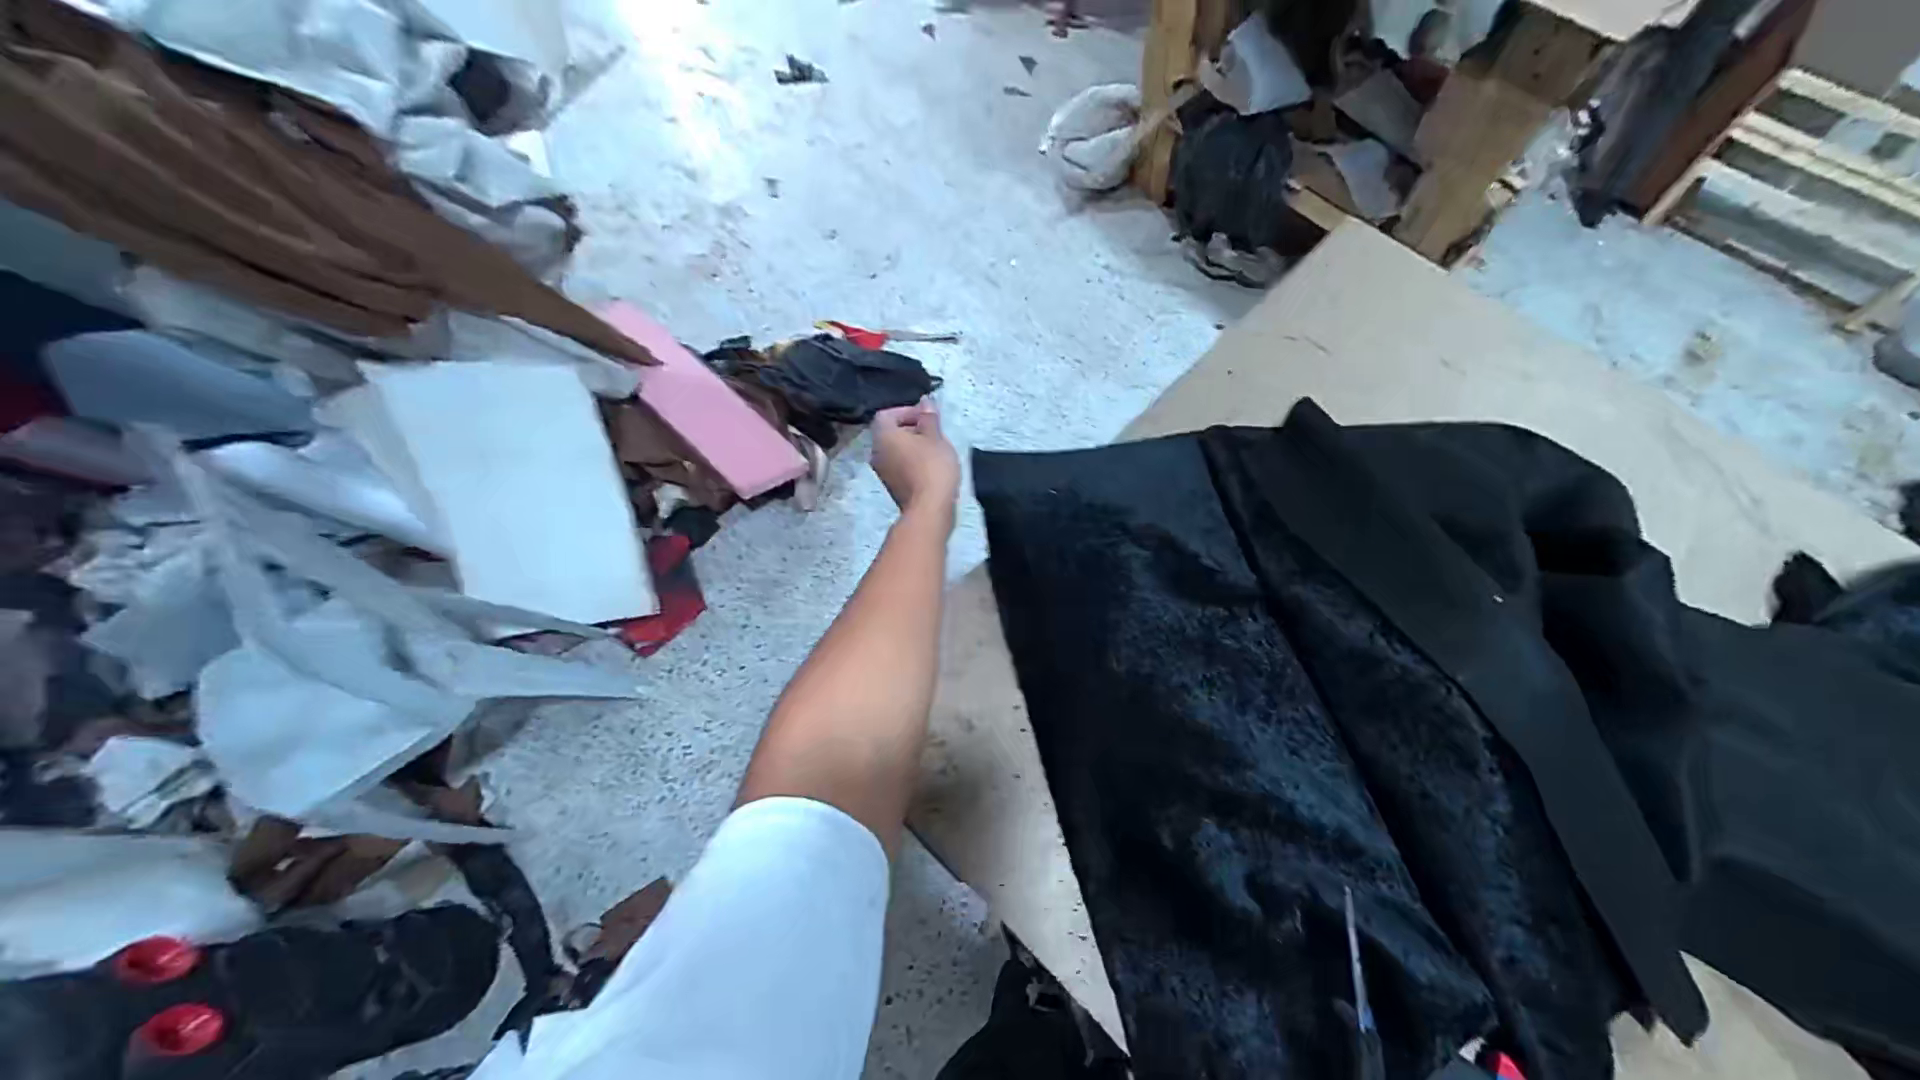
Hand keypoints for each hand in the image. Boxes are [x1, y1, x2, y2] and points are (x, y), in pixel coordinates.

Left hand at [871, 398, 959, 517]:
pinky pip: (900, 465)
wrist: (929, 508)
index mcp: (883, 436)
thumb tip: (925, 402)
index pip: (886, 414)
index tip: (927, 417)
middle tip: (934, 431)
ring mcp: (882, 472)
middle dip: (911, 428)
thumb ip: (929, 418)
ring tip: (935, 448)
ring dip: (913, 446)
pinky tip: (931, 466)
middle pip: (890, 432)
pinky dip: (912, 461)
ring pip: (895, 450)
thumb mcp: (935, 437)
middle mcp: (876, 452)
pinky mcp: (892, 486)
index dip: (906, 411)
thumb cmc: (932, 466)